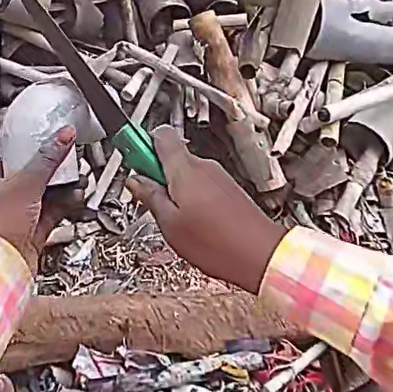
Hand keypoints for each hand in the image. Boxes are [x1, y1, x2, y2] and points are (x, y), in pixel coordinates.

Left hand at [0, 125, 74, 265]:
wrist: (1, 265)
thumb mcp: (25, 184)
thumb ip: (46, 159)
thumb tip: (61, 136)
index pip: (11, 156)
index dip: (30, 147)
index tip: (49, 140)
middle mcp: (4, 197)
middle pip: (33, 175)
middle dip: (54, 169)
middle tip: (71, 161)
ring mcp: (19, 215)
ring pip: (46, 195)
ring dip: (64, 187)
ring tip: (79, 179)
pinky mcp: (32, 231)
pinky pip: (53, 213)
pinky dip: (66, 205)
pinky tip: (76, 197)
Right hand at [125, 126, 285, 292]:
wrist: (262, 256)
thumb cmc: (218, 243)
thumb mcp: (169, 223)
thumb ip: (150, 196)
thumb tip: (136, 181)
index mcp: (184, 169)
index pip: (159, 135)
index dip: (140, 144)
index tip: (131, 158)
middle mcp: (202, 166)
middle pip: (169, 155)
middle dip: (155, 175)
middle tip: (150, 200)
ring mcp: (217, 176)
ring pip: (183, 172)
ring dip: (173, 189)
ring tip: (174, 218)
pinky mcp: (227, 189)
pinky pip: (199, 183)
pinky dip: (190, 197)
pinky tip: (193, 222)